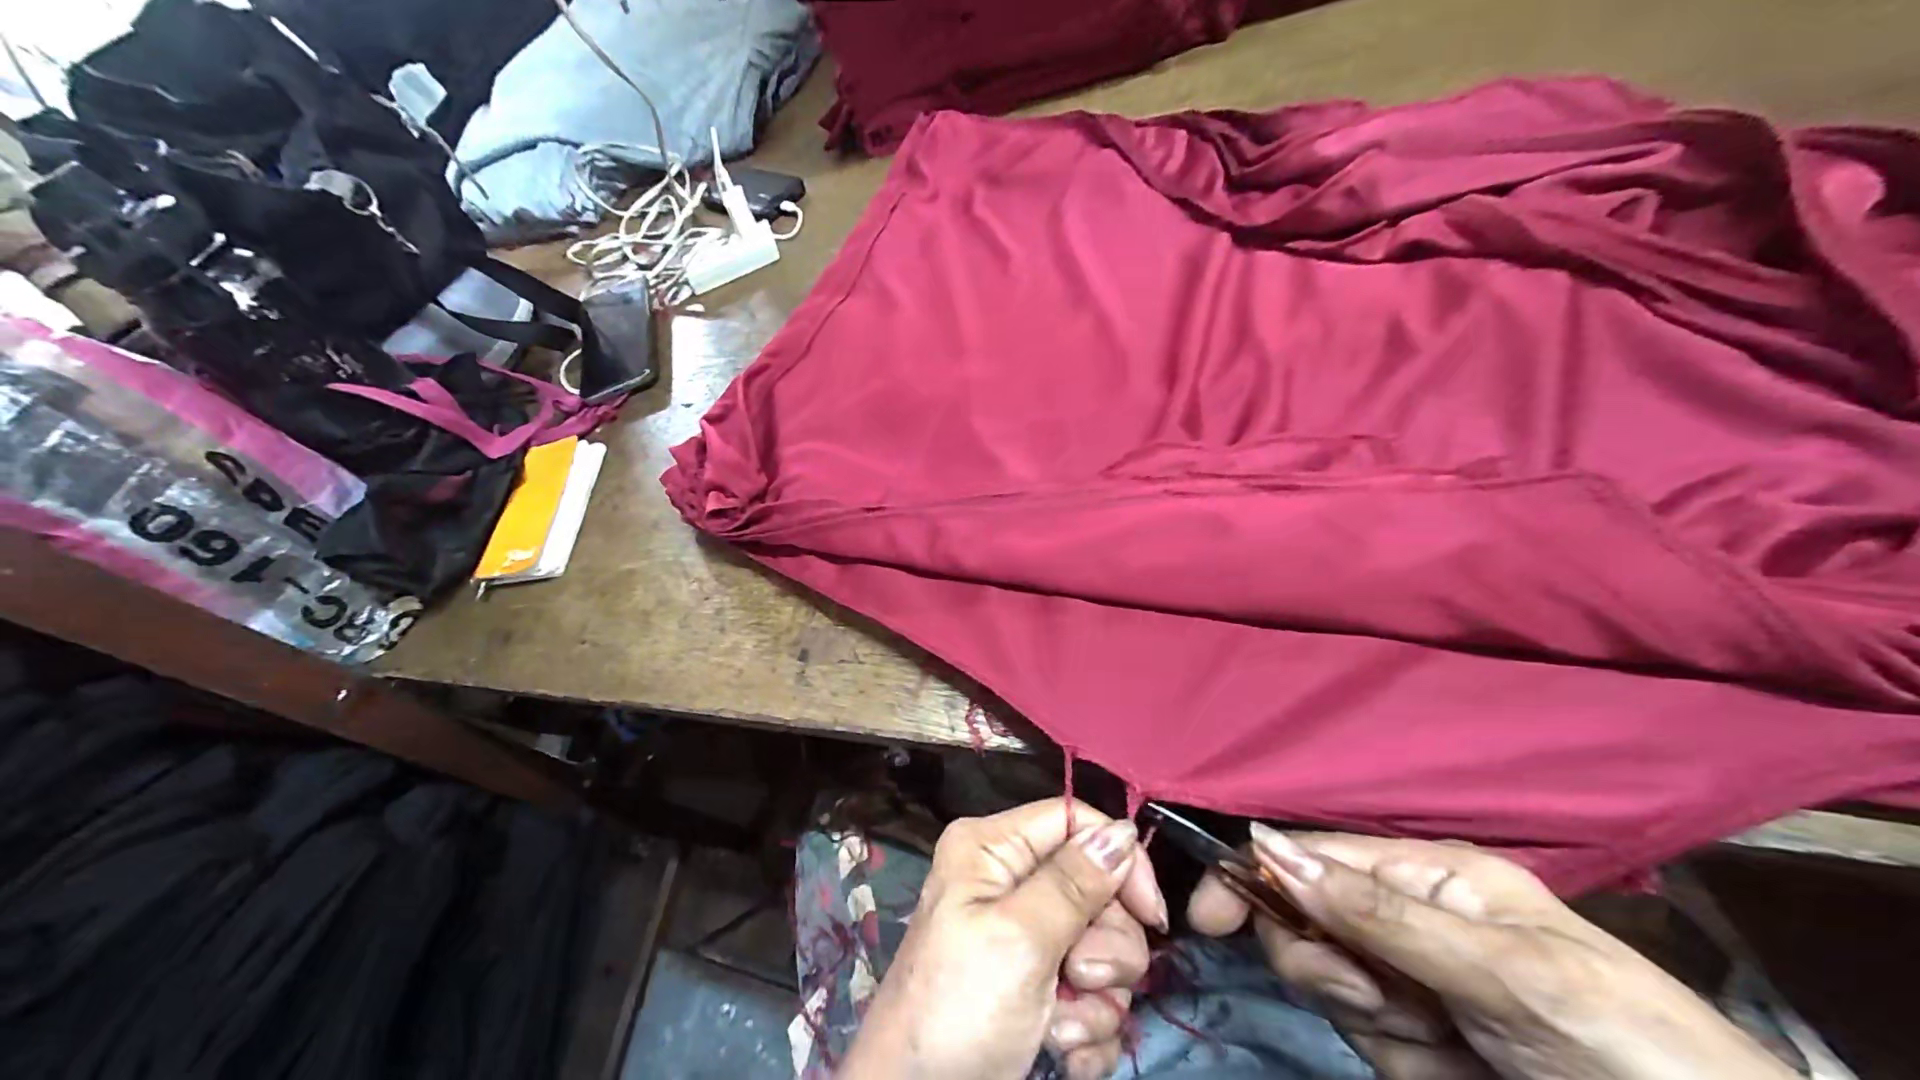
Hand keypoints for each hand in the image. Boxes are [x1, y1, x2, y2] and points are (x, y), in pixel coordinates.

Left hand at [840, 799, 1170, 1079]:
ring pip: (1104, 946)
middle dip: (1104, 945)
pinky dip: (1088, 1028)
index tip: (1150, 913)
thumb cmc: (960, 1009)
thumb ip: (1074, 882)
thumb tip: (1124, 830)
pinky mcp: (1039, 988)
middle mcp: (1010, 883)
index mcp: (992, 850)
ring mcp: (1026, 938)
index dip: (1117, 858)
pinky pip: (1094, 992)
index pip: (1074, 820)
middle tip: (1077, 978)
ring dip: (1097, 998)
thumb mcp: (1018, 938)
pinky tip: (1063, 1052)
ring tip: (1059, 1028)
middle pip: (1097, 888)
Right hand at [1189, 825, 1796, 1079]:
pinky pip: (1360, 1031)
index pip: (1311, 857)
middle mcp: (1407, 916)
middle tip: (1381, 1002)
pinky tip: (1447, 1063)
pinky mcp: (1413, 1037)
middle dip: (1325, 962)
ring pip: (1327, 977)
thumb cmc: (1619, 1042)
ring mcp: (1408, 978)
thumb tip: (1265, 844)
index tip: (1209, 918)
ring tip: (1436, 1040)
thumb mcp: (1504, 970)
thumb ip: (1380, 911)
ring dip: (1366, 1013)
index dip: (1253, 876)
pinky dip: (1390, 1051)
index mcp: (1429, 875)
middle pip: (1306, 917)